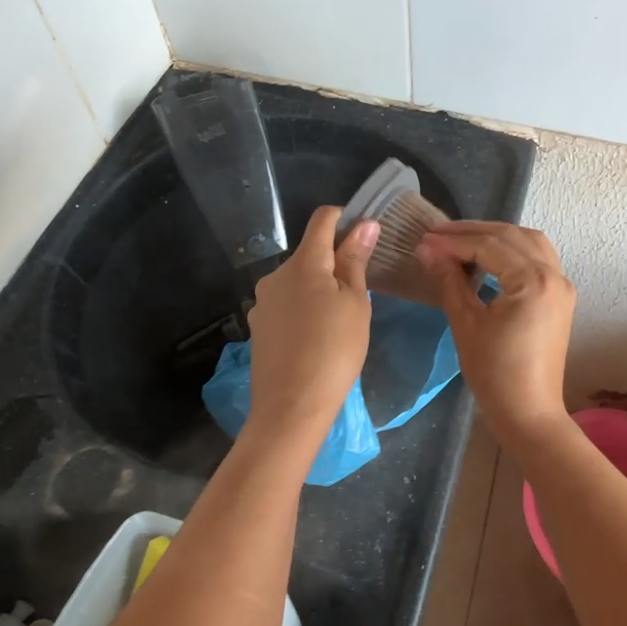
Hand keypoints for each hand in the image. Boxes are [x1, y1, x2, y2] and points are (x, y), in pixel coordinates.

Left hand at [245, 206, 377, 434]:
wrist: (291, 407)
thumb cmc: (334, 350)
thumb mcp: (355, 303)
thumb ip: (355, 260)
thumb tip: (365, 225)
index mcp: (304, 263)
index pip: (322, 219)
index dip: (346, 218)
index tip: (367, 234)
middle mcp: (276, 275)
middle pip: (310, 253)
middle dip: (335, 261)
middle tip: (361, 291)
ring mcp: (263, 302)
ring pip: (299, 281)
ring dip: (320, 287)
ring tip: (341, 320)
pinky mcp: (259, 327)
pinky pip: (288, 304)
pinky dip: (305, 309)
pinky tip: (318, 337)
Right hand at [417, 221, 576, 441]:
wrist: (529, 413)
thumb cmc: (495, 373)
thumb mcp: (466, 323)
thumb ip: (449, 280)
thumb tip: (427, 249)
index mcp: (533, 280)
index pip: (489, 246)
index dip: (454, 241)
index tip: (425, 239)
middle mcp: (554, 274)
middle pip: (511, 236)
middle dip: (474, 232)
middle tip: (438, 235)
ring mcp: (561, 285)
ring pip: (529, 242)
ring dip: (496, 236)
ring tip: (462, 241)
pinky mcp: (560, 297)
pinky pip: (538, 258)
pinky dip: (514, 249)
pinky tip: (489, 257)